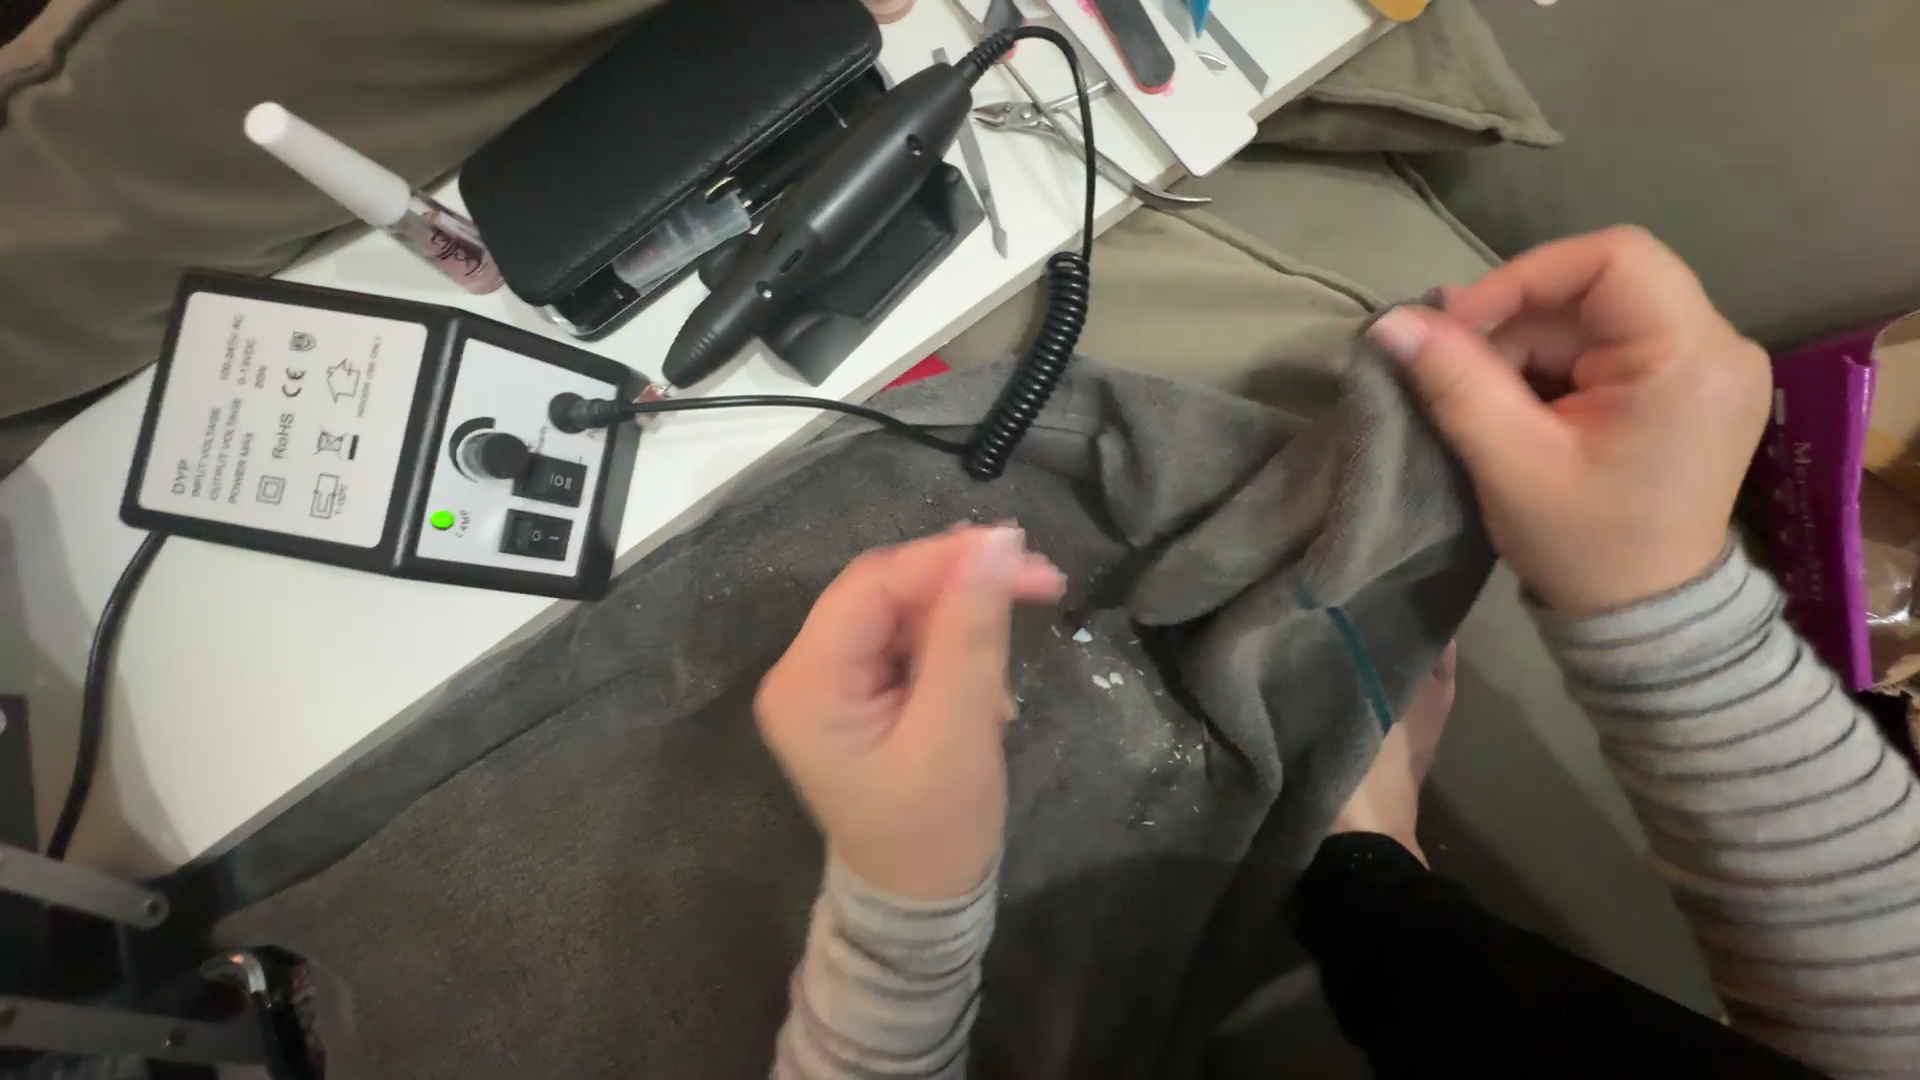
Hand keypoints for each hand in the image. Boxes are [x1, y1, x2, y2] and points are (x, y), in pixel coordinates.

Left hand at [756, 526, 1066, 899]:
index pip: (873, 586)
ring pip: (903, 610)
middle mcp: (804, 670)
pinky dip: (954, 646)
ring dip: (965, 617)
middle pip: (886, 591)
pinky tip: (987, 681)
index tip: (1019, 549)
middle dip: (962, 582)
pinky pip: (908, 639)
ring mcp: (829, 678)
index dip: (945, 558)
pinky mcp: (857, 687)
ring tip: (1010, 663)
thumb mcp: (959, 731)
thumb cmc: (935, 832)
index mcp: (808, 684)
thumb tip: (997, 543)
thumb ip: (972, 633)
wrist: (919, 902)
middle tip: (1039, 579)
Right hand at [1367, 226, 1771, 614]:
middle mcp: (1713, 345)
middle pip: (1589, 295)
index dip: (1519, 280)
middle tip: (1451, 381)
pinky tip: (1516, 416)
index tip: (1455, 329)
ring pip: (1583, 324)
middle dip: (1508, 332)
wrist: (1639, 609)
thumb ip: (1453, 384)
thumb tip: (1390, 323)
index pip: (1611, 258)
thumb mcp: (1507, 462)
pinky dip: (1539, 374)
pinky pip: (1594, 351)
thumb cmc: (1580, 541)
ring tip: (1485, 413)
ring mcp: (1699, 365)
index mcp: (1689, 356)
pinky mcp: (1677, 387)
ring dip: (1517, 357)